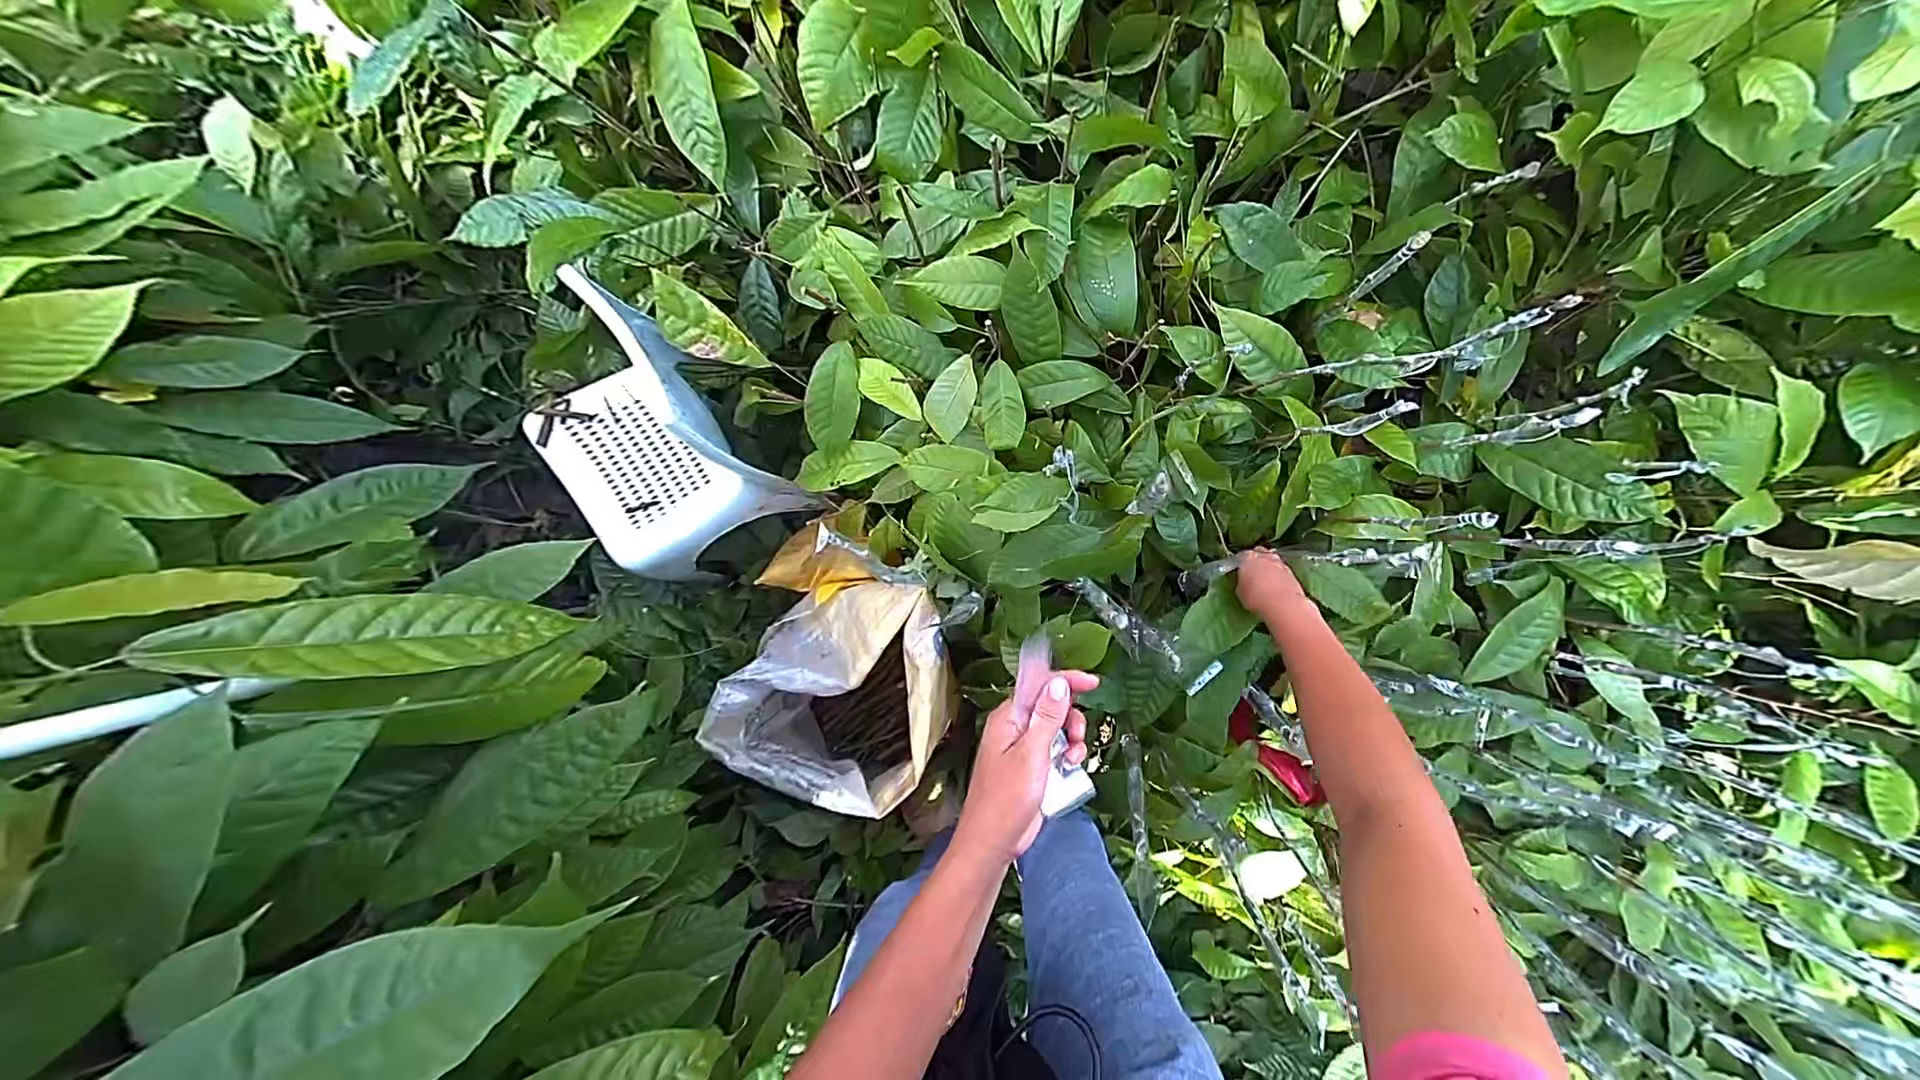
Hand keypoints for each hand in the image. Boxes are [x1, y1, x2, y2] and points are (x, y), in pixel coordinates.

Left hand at [953, 670, 1098, 864]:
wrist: (993, 842)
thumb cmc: (1004, 801)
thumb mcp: (1031, 754)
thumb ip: (1046, 718)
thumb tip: (1058, 684)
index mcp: (1008, 718)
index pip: (1039, 685)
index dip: (1066, 680)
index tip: (1092, 682)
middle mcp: (1014, 728)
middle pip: (1052, 705)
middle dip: (1072, 717)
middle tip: (1076, 737)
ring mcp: (1022, 747)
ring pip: (1057, 728)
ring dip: (1072, 739)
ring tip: (1072, 758)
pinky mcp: (1031, 766)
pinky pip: (1055, 750)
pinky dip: (1067, 755)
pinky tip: (1069, 768)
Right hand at [1236, 548, 1313, 620]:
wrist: (1283, 605)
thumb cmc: (1255, 598)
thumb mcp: (1240, 591)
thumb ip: (1242, 581)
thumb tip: (1245, 581)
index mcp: (1249, 558)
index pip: (1242, 555)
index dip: (1241, 562)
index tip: (1239, 569)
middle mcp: (1265, 557)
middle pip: (1260, 553)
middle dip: (1257, 559)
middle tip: (1253, 570)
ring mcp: (1281, 564)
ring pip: (1273, 561)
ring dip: (1270, 567)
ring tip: (1266, 578)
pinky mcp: (1293, 574)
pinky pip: (1283, 571)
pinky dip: (1279, 575)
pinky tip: (1276, 585)